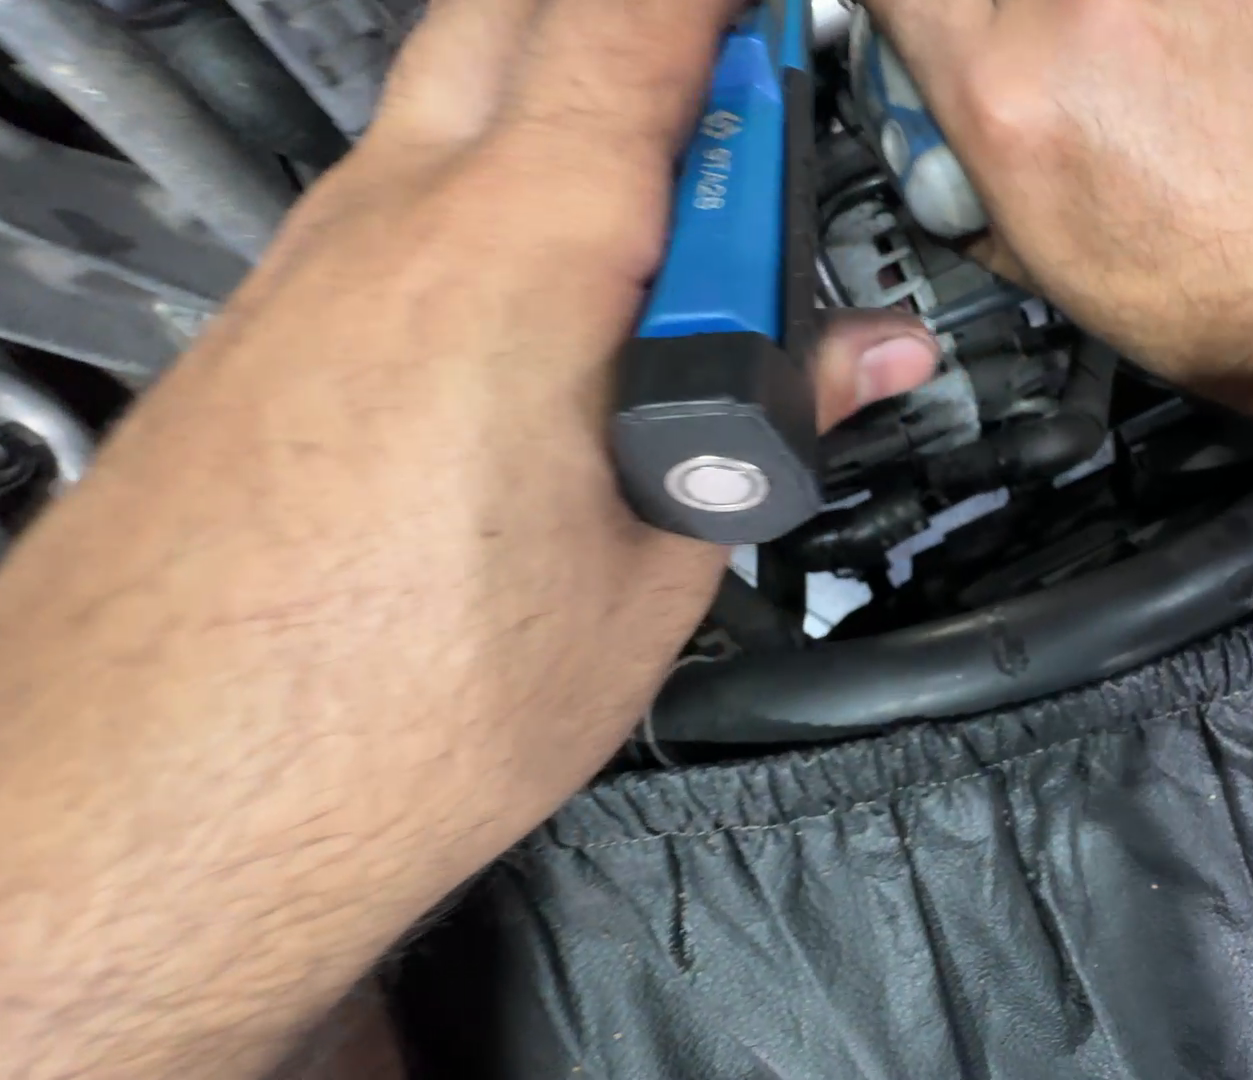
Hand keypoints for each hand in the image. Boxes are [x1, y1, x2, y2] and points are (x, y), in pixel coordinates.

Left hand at [0, 0, 935, 1072]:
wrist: (164, 811)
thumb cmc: (403, 713)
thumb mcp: (661, 567)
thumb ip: (771, 427)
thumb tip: (867, 358)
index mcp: (518, 279)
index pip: (638, 46)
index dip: (730, 20)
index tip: (791, 36)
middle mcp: (396, 235)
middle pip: (535, 20)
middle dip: (660, 31)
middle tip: (754, 110)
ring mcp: (319, 267)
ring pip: (464, 88)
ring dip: (590, 103)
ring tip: (691, 213)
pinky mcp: (284, 322)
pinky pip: (418, 184)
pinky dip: (519, 186)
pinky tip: (578, 290)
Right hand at [865, 0, 1252, 380]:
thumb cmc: (1203, 297)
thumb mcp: (1041, 264)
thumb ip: (972, 180)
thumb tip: (945, 149)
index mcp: (1008, 95)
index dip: (891, 16)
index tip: (906, 34)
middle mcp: (1078, 6)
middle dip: (976, 24)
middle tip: (995, 61)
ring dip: (1056, 29)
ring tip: (1092, 83)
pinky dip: (1124, 25)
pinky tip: (1145, 71)